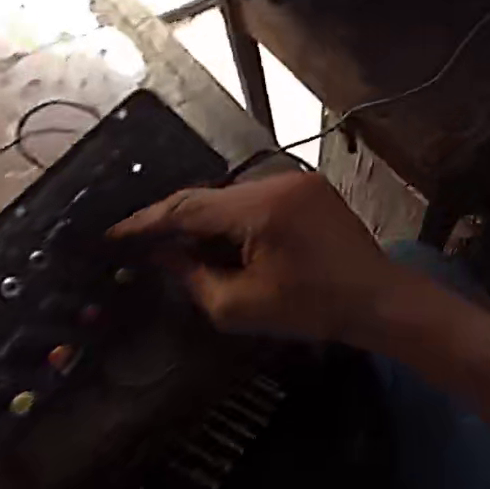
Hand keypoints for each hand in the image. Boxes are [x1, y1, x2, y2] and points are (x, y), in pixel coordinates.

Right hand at [110, 171, 404, 341]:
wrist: (378, 298)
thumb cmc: (313, 306)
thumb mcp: (239, 304)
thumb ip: (190, 276)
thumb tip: (161, 256)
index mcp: (263, 206)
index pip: (188, 206)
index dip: (145, 222)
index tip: (111, 235)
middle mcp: (283, 182)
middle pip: (212, 197)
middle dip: (177, 223)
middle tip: (144, 249)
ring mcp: (303, 182)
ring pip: (236, 197)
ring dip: (210, 221)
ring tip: (183, 252)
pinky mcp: (315, 191)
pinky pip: (263, 199)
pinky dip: (240, 218)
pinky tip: (226, 244)